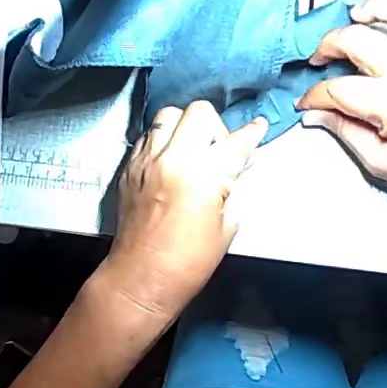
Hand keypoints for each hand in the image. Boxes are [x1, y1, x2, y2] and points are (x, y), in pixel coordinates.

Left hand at [94, 102, 267, 327]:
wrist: (141, 275)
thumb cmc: (188, 261)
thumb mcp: (226, 226)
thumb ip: (231, 190)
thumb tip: (234, 170)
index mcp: (203, 175)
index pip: (235, 142)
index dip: (251, 135)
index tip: (257, 128)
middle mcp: (173, 158)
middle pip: (198, 112)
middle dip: (214, 125)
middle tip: (217, 148)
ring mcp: (147, 159)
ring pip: (168, 115)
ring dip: (184, 126)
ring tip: (190, 148)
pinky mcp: (129, 166)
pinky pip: (147, 135)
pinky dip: (161, 139)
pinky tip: (168, 158)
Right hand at [296, 0, 386, 216]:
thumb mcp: (382, 163)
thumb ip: (345, 131)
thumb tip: (318, 114)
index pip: (339, 89)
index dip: (315, 96)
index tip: (309, 102)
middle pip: (359, 40)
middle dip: (329, 47)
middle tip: (323, 58)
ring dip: (377, 8)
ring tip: (361, 16)